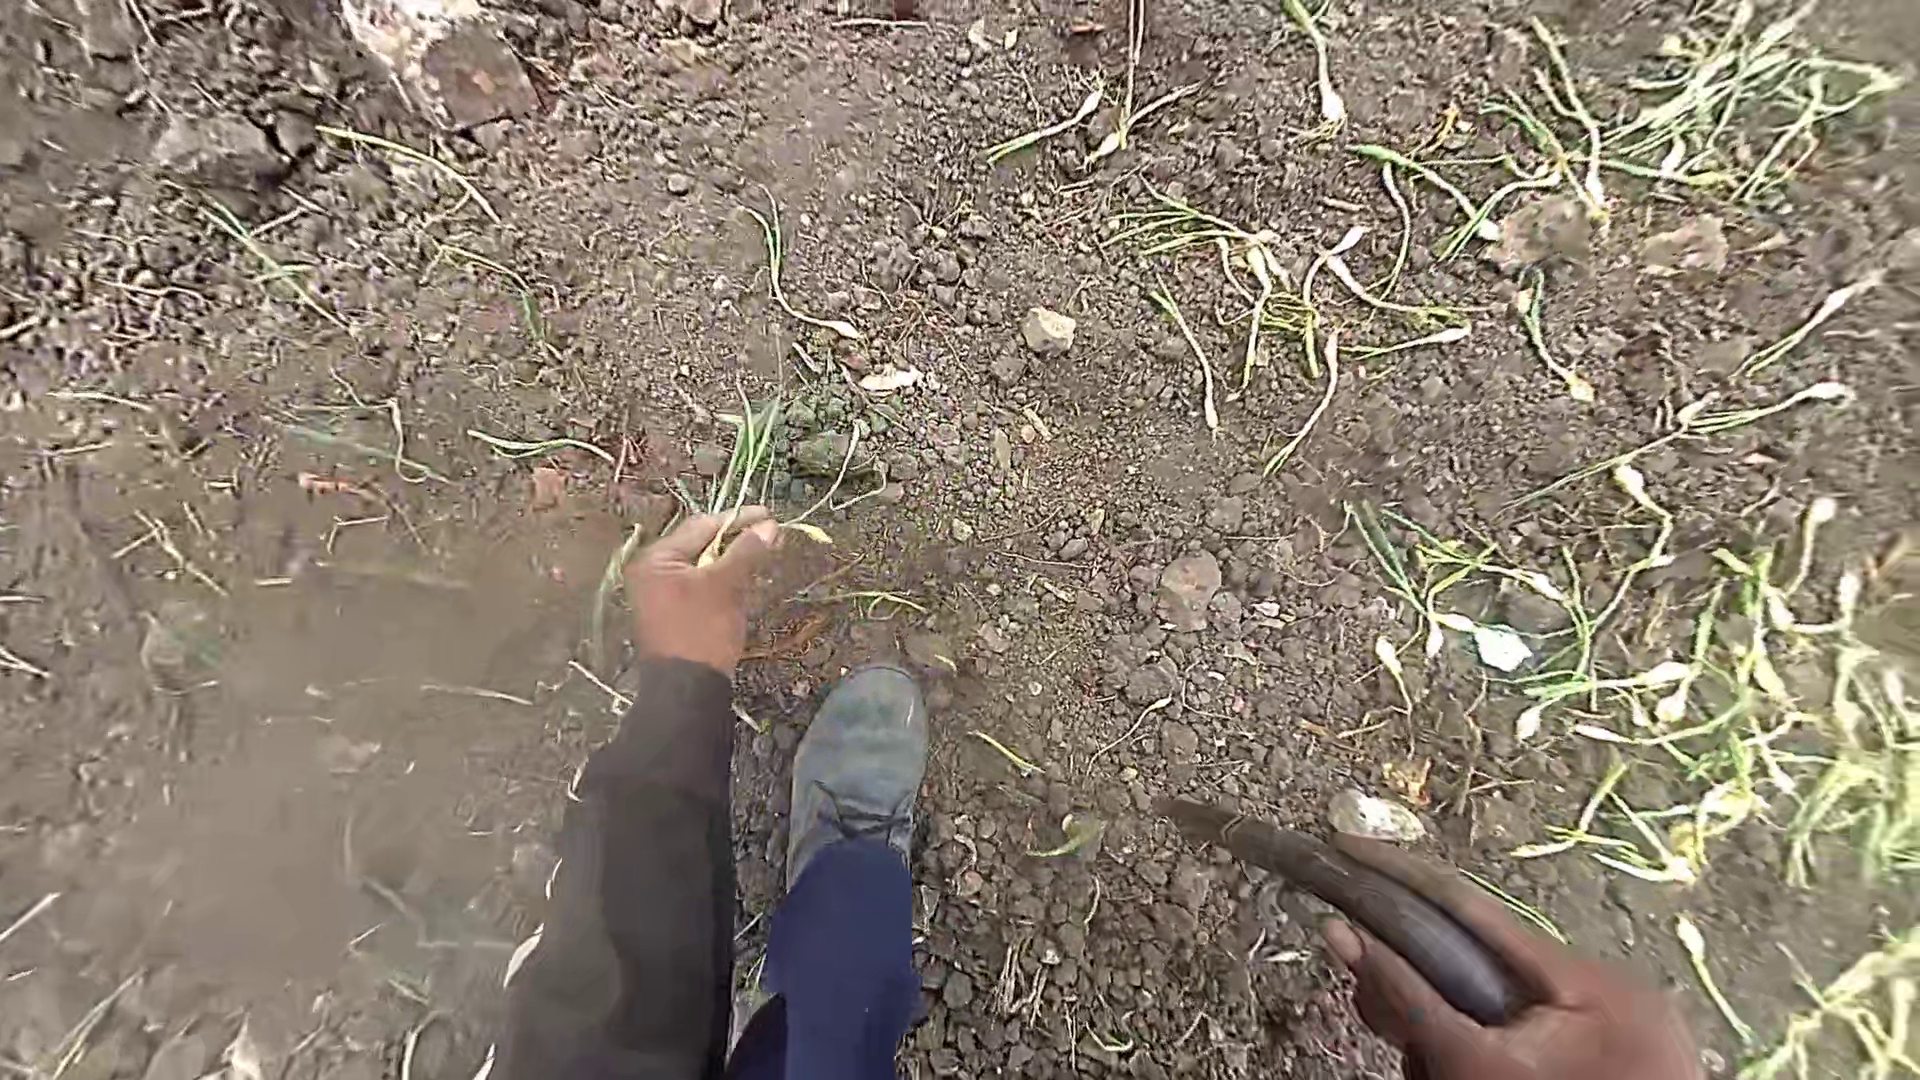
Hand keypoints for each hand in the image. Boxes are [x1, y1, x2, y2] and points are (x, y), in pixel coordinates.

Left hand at [625, 509, 779, 675]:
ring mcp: (665, 594)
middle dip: (738, 538)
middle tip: (771, 532)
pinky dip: (728, 578)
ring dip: (735, 558)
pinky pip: (706, 584)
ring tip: (766, 550)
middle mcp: (656, 572)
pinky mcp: (679, 612)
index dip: (737, 519)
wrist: (688, 688)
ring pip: (706, 565)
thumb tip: (769, 525)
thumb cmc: (701, 630)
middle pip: (702, 544)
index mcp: (657, 560)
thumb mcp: (725, 586)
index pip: (701, 526)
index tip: (768, 514)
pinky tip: (750, 577)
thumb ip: (745, 551)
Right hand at [1320, 835, 1701, 1079]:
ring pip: (1479, 979)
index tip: (1343, 846)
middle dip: (1404, 960)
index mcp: (1593, 982)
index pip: (1467, 900)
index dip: (1394, 868)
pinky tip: (1434, 1054)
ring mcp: (1602, 1021)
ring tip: (1399, 1035)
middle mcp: (1605, 989)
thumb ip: (1400, 992)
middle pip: (1469, 944)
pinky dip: (1459, 1023)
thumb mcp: (1468, 1065)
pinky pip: (1502, 1010)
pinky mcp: (1592, 1048)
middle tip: (1359, 968)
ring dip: (1427, 1001)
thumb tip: (1333, 927)